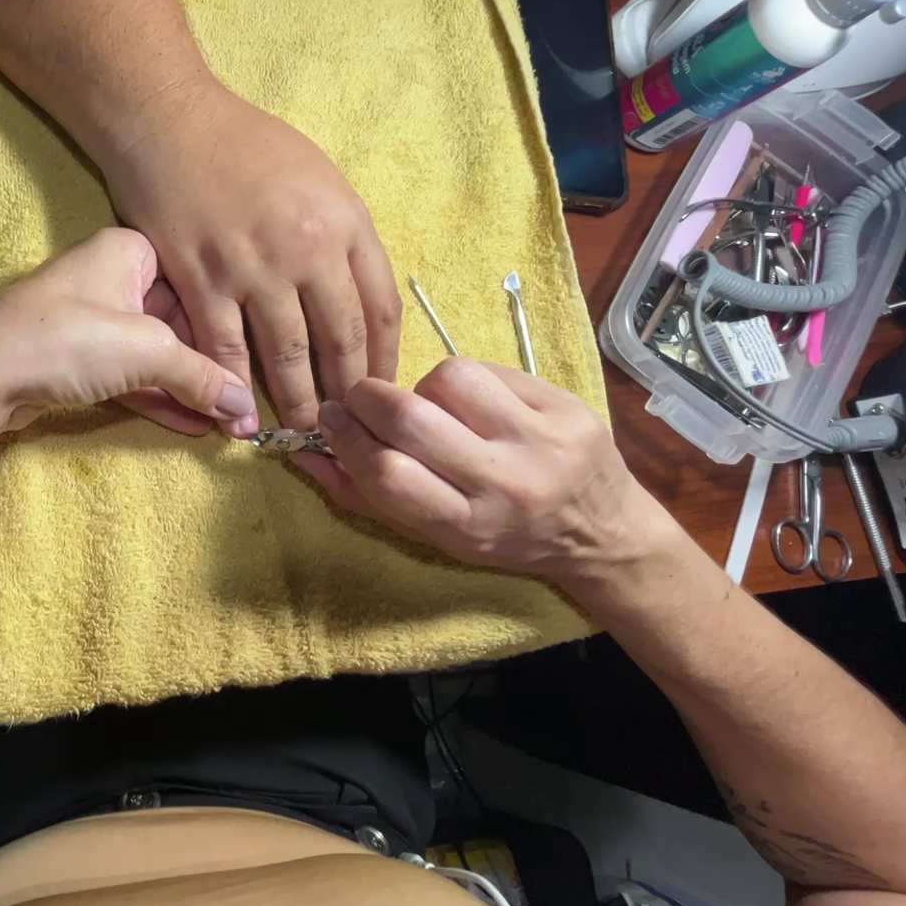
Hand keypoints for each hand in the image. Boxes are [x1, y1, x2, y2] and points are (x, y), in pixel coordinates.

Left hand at [0, 228, 255, 451]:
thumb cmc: (64, 341)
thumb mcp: (144, 351)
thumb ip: (201, 375)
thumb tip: (245, 408)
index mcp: (130, 250)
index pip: (198, 279)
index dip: (232, 320)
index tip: (265, 359)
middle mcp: (112, 278)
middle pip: (179, 320)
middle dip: (213, 365)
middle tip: (250, 405)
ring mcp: (92, 321)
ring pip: (155, 353)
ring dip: (190, 389)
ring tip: (231, 426)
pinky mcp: (78, 360)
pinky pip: (131, 376)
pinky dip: (160, 398)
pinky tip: (195, 425)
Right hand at [102, 81, 401, 432]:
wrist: (170, 122)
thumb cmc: (244, 145)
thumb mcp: (318, 176)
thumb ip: (342, 235)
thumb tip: (351, 294)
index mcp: (344, 221)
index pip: (379, 310)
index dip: (383, 360)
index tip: (379, 390)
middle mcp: (306, 249)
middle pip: (339, 341)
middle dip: (346, 393)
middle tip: (348, 428)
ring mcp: (252, 268)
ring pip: (285, 354)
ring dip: (295, 400)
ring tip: (303, 430)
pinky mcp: (200, 280)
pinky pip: (223, 347)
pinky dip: (233, 385)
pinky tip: (240, 411)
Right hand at [292, 357, 685, 583]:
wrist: (604, 533)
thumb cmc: (501, 538)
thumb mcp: (429, 534)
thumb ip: (362, 494)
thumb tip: (301, 452)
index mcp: (467, 526)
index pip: (387, 473)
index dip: (345, 439)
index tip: (328, 420)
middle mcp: (508, 484)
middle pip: (411, 419)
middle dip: (367, 399)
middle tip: (361, 401)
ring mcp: (544, 440)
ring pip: (448, 379)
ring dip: (421, 388)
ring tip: (430, 408)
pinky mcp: (566, 404)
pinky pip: (486, 368)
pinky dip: (460, 380)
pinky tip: (469, 403)